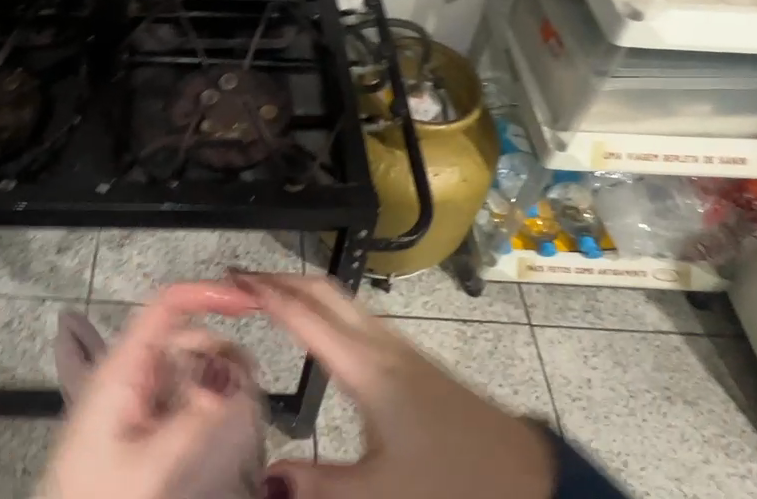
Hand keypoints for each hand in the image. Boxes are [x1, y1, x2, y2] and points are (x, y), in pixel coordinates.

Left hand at [38, 280, 260, 498]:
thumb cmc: (94, 493)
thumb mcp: (148, 464)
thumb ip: (191, 424)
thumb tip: (231, 386)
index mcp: (122, 367)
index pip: (165, 306)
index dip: (205, 294)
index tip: (244, 304)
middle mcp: (127, 367)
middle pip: (181, 333)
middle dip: (216, 348)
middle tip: (244, 381)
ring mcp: (132, 387)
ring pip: (182, 359)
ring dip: (212, 372)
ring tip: (231, 403)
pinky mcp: (136, 408)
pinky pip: (177, 385)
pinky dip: (201, 391)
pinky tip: (212, 416)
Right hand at [234, 273, 557, 498]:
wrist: (528, 476)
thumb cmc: (454, 483)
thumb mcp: (382, 496)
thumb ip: (319, 489)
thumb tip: (266, 481)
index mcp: (366, 368)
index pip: (304, 315)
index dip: (264, 292)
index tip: (228, 278)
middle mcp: (381, 345)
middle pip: (324, 292)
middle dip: (280, 279)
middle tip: (237, 282)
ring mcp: (401, 348)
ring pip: (343, 300)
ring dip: (303, 290)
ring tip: (267, 297)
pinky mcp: (413, 361)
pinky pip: (357, 316)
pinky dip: (325, 307)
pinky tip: (318, 329)